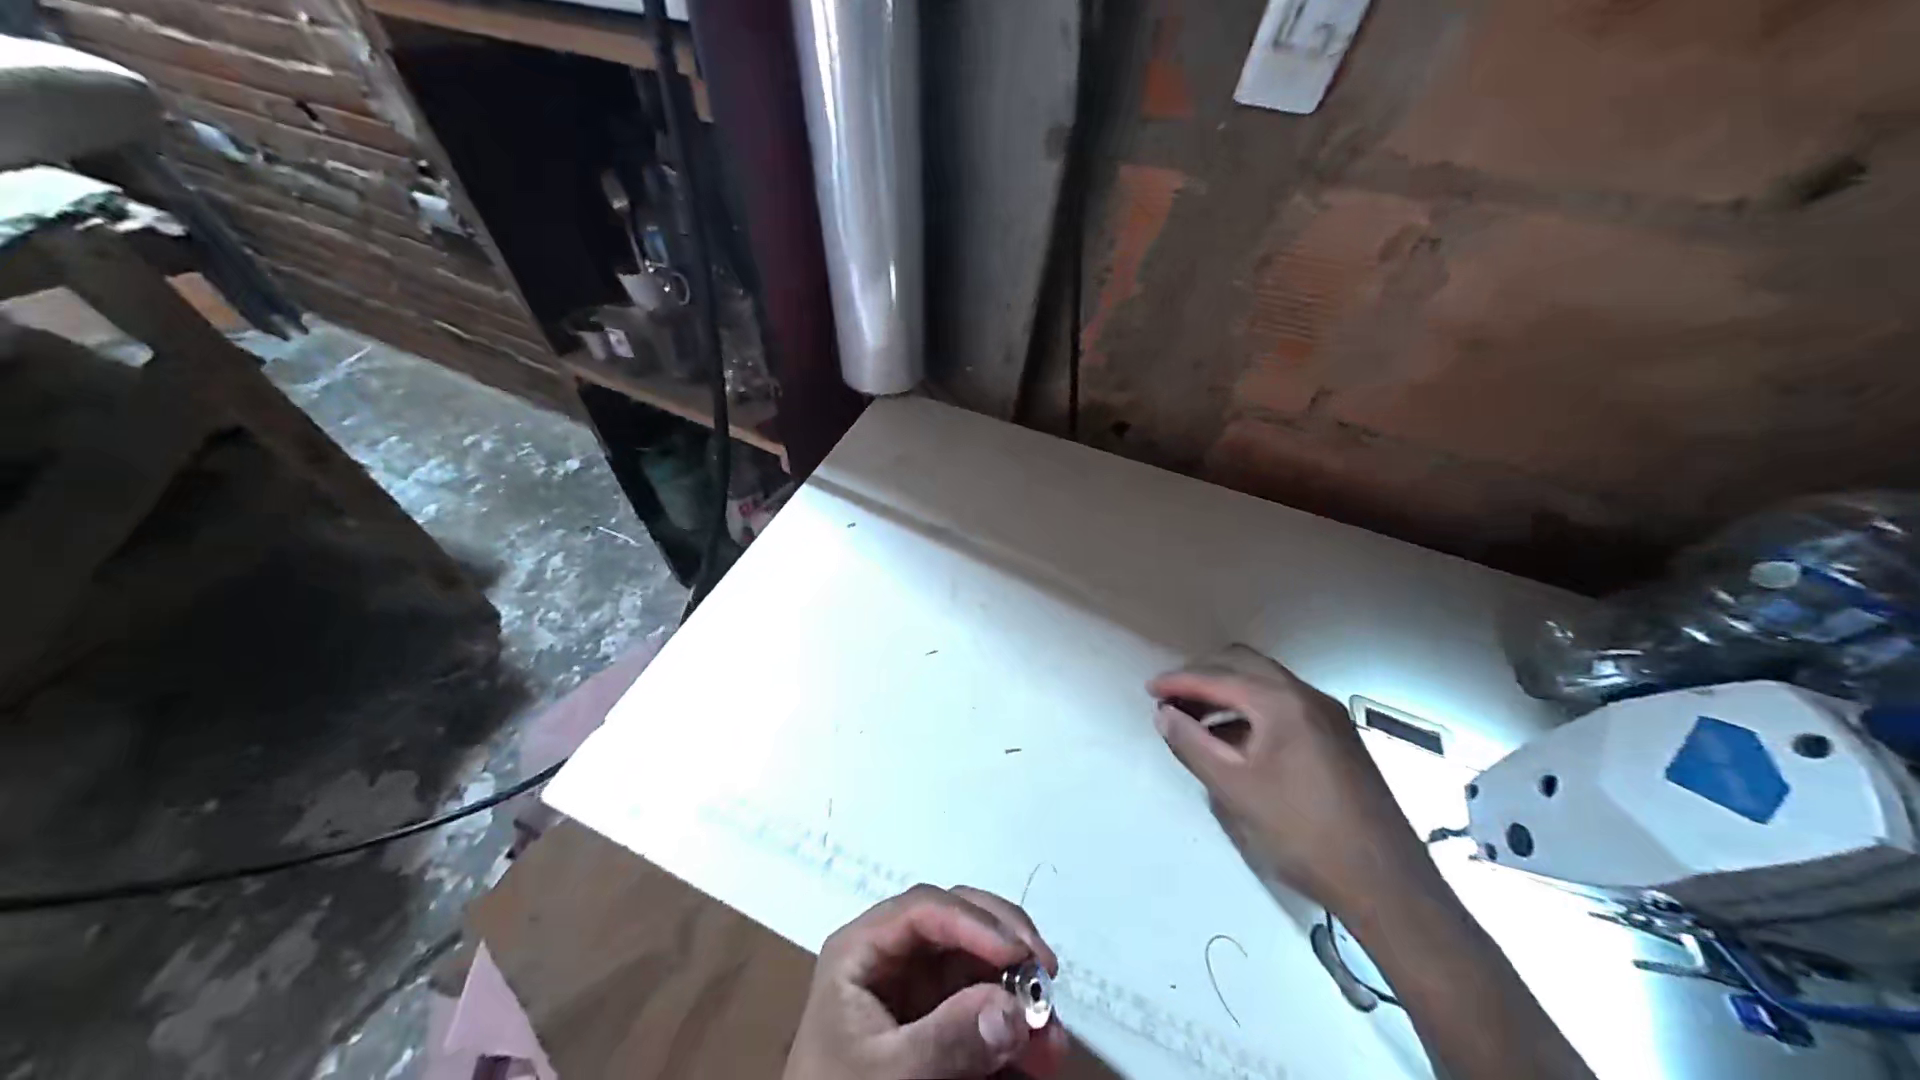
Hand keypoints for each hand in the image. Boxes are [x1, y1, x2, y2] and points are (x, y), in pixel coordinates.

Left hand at [783, 884, 1069, 1079]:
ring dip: (1020, 990)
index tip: (1019, 953)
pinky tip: (1039, 1053)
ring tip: (1051, 1035)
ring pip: (980, 962)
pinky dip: (1015, 1023)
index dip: (975, 921)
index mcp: (864, 949)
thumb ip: (948, 1039)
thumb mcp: (889, 1072)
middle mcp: (894, 956)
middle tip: (1046, 974)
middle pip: (959, 922)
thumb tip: (1014, 1008)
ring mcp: (918, 987)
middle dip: (1007, 945)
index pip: (924, 909)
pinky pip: (984, 1005)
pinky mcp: (937, 1020)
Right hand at [1149, 645, 1432, 916]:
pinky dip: (1251, 711)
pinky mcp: (1337, 737)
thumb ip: (1192, 745)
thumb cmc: (1302, 833)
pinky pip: (1283, 706)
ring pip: (1265, 684)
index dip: (1178, 682)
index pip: (1218, 677)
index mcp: (1282, 703)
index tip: (1148, 690)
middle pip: (1244, 665)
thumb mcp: (1234, 790)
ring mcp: (1328, 715)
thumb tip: (1163, 715)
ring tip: (1195, 721)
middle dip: (1203, 677)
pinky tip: (1234, 741)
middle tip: (1172, 699)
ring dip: (1227, 692)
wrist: (1386, 883)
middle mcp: (1308, 696)